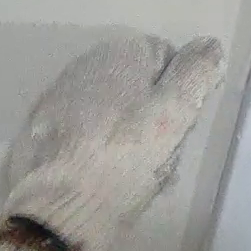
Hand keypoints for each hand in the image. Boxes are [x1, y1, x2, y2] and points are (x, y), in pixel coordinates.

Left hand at [1, 33, 225, 250]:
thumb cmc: (126, 155)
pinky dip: (97, 148)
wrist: (60, 206)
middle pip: (137, 86)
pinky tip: (101, 177)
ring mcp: (60, 94)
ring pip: (111, 111)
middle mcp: (87, 63)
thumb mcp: (175, 113)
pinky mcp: (41, 127)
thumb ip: (195, 73)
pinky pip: (84, 131)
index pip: (167, 60)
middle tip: (160, 159)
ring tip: (133, 177)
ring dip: (127, 135)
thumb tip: (209, 44)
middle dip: (153, 118)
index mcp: (122, 52)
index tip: (179, 130)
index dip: (179, 95)